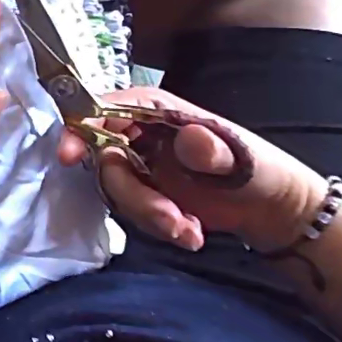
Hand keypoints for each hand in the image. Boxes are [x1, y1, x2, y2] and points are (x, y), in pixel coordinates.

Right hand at [58, 87, 325, 251]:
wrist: (273, 210)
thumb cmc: (260, 170)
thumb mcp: (242, 158)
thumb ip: (212, 148)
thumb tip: (188, 137)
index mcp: (155, 110)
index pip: (102, 110)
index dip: (80, 128)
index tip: (69, 156)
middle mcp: (137, 134)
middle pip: (104, 158)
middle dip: (133, 195)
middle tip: (170, 219)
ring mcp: (137, 164)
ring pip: (115, 190)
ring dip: (149, 216)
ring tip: (190, 229)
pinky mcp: (141, 192)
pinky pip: (129, 211)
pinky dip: (158, 227)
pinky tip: (190, 231)